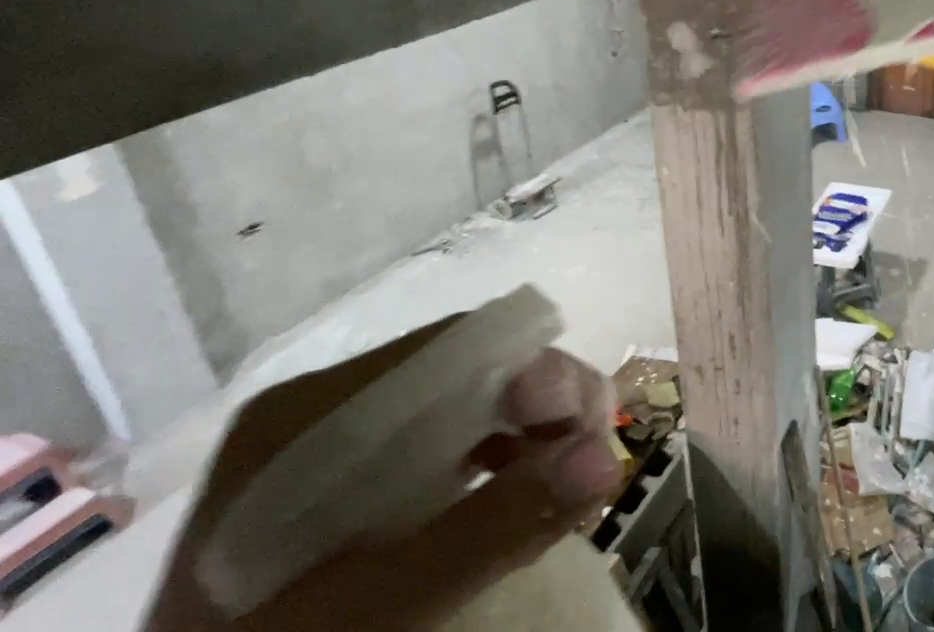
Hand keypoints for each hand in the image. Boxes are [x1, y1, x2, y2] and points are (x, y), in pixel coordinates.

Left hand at [148, 349, 622, 631]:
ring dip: (539, 435)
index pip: (450, 349)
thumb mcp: (372, 607)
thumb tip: (605, 458)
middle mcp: (327, 412)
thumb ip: (486, 532)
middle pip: (470, 372)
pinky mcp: (360, 490)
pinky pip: (458, 448)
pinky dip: (510, 465)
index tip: (589, 425)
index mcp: (307, 415)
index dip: (534, 372)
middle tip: (596, 457)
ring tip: (576, 482)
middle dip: (549, 404)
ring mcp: (343, 450)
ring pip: (473, 407)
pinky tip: (529, 502)